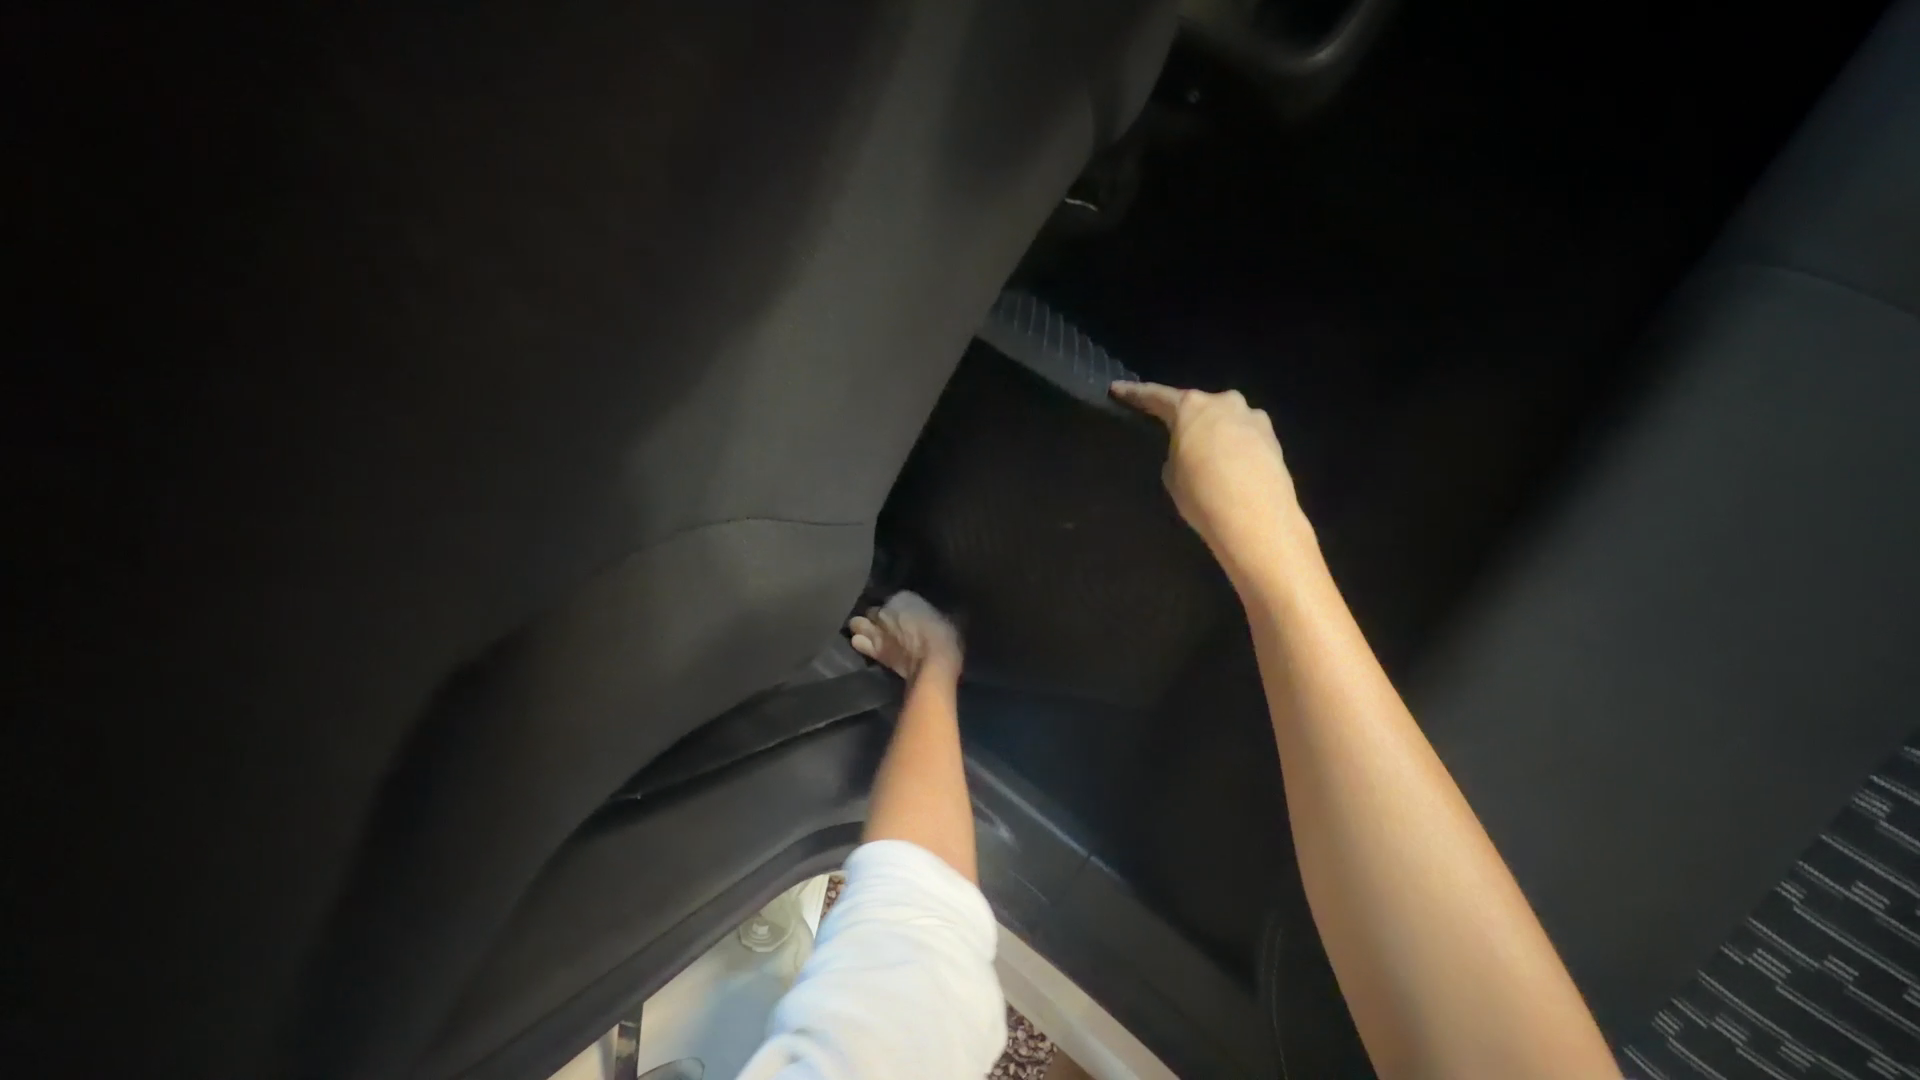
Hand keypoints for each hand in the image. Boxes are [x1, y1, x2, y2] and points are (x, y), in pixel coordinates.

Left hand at [848, 591, 963, 682]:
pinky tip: (867, 646)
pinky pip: (857, 642)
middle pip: (874, 609)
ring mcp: (875, 630)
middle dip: (879, 617)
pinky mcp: (872, 650)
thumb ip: (939, 611)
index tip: (908, 614)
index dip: (900, 607)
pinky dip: (860, 643)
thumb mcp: (951, 616)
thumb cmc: (947, 637)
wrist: (934, 665)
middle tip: (889, 625)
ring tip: (872, 634)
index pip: (896, 596)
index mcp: (903, 596)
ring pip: (857, 623)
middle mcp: (884, 609)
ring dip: (863, 627)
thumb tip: (945, 611)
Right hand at [1110, 380, 1313, 584]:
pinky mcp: (1273, 438)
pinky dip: (1234, 448)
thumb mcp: (1171, 475)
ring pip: (1226, 420)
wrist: (1257, 519)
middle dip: (1186, 418)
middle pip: (1198, 406)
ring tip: (1208, 460)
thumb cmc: (1202, 495)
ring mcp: (1253, 418)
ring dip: (1214, 433)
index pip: (1156, 396)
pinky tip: (1231, 469)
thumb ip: (1175, 452)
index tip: (1117, 389)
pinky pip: (1244, 436)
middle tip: (1175, 437)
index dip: (1134, 394)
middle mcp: (1224, 402)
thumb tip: (1191, 450)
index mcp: (1191, 407)